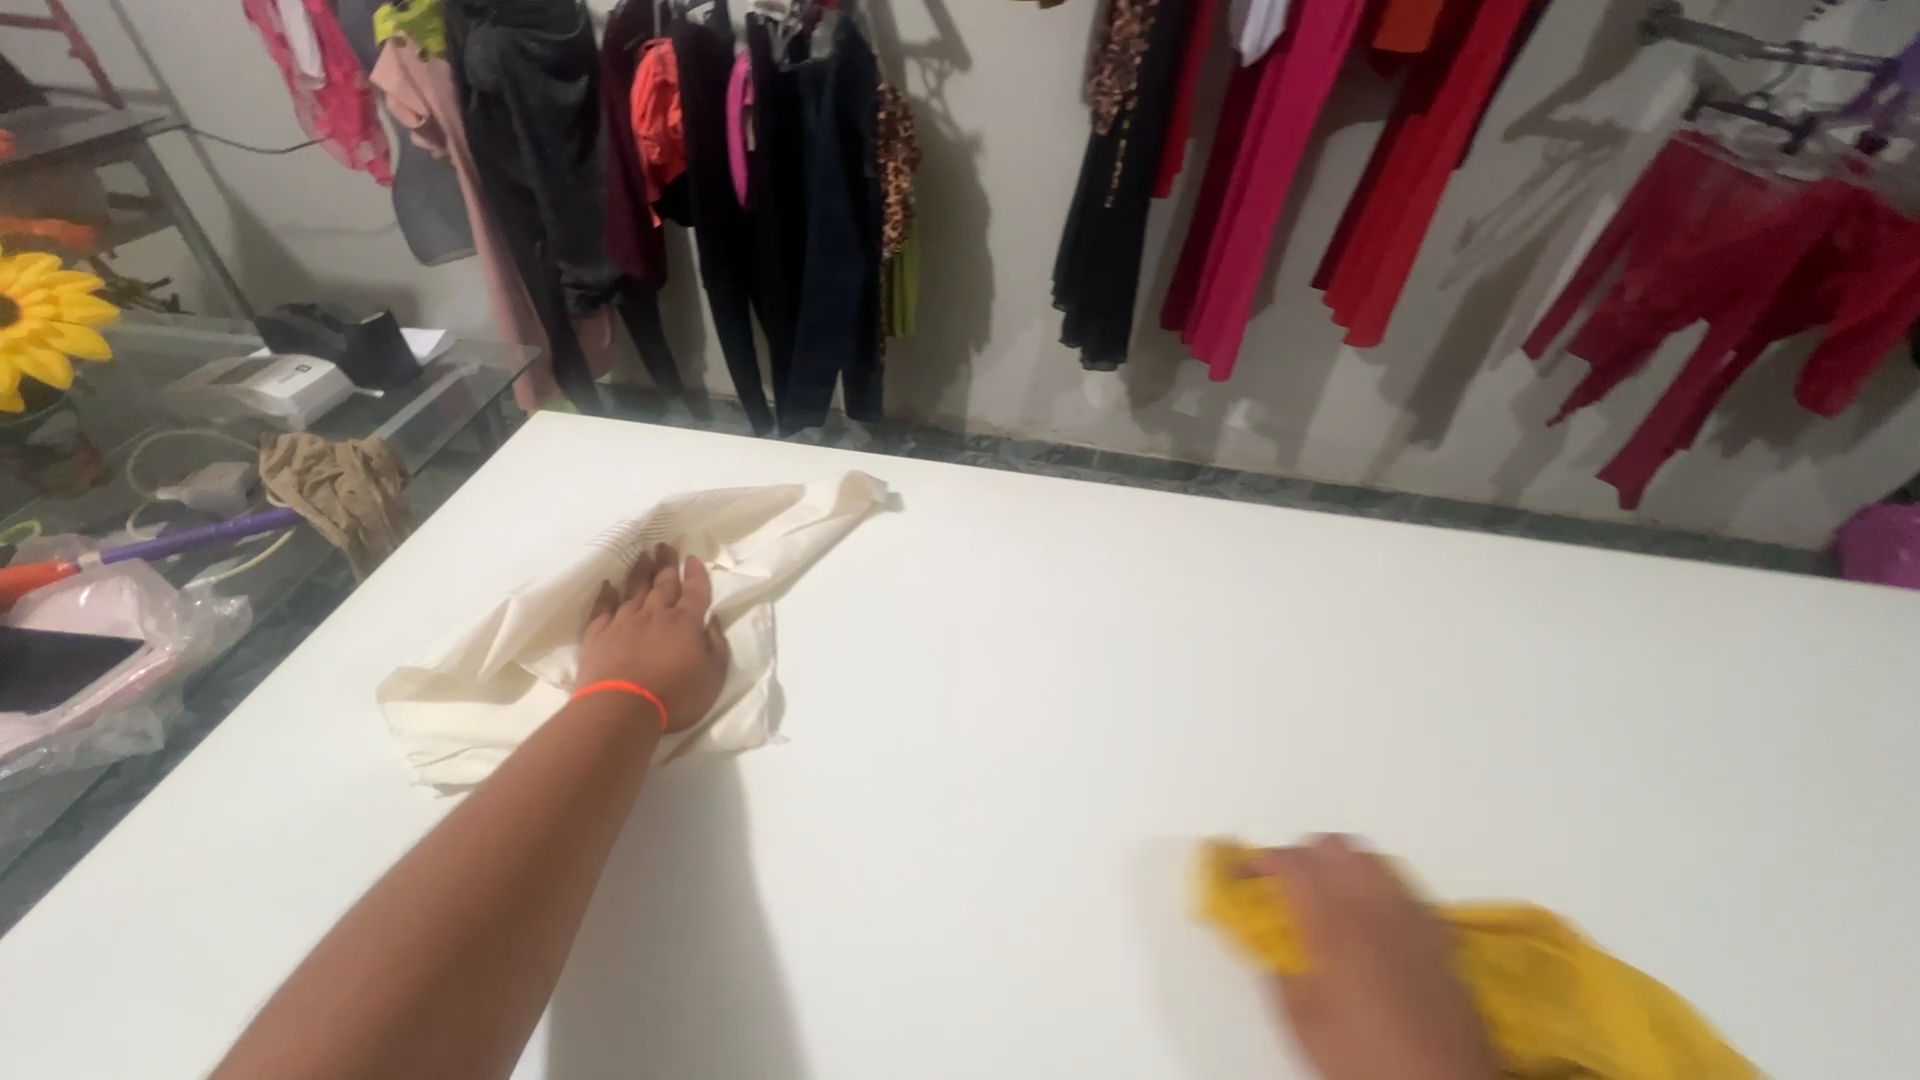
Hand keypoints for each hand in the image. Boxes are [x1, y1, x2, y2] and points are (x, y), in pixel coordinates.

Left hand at [578, 543, 730, 733]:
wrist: (622, 709)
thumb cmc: (675, 695)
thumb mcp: (714, 675)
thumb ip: (716, 644)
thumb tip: (712, 619)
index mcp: (686, 622)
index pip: (694, 591)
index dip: (696, 574)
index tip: (692, 558)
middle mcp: (655, 614)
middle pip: (663, 583)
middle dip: (666, 563)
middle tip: (665, 545)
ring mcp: (624, 622)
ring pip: (634, 589)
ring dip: (640, 571)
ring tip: (642, 554)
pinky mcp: (598, 635)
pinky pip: (603, 607)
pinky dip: (606, 594)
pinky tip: (607, 584)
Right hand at [1249, 835, 1498, 1079]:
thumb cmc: (1365, 1058)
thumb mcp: (1303, 1023)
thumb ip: (1282, 972)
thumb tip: (1276, 948)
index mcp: (1332, 923)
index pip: (1289, 863)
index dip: (1258, 861)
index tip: (1240, 877)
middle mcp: (1371, 907)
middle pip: (1330, 847)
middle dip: (1300, 858)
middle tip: (1284, 889)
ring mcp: (1410, 917)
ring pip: (1369, 857)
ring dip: (1340, 865)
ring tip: (1327, 897)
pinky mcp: (1439, 935)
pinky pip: (1403, 885)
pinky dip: (1378, 885)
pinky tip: (1373, 916)